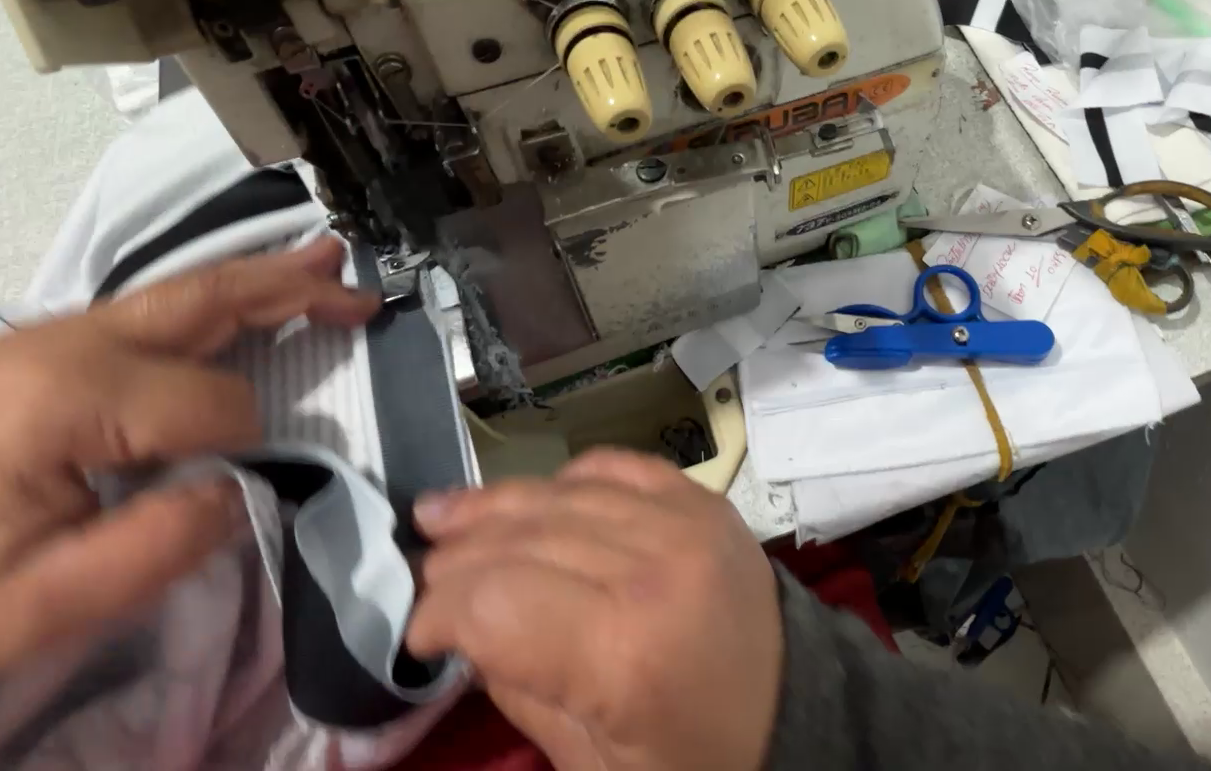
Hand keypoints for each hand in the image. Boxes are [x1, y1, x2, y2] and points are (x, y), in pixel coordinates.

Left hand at [0, 239, 379, 704]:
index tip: (227, 494)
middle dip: (292, 292)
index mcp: (65, 400)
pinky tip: (255, 290)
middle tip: (362, 292)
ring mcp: (51, 339)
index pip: (213, 405)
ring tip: (328, 264)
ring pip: (185, 293)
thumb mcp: (45, 607)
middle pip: (206, 302)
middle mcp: (63, 346)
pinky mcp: (47, 352)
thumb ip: (167, 542)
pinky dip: (222, 296)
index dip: (242, 448)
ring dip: (265, 281)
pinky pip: (156, 309)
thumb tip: (244, 485)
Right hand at [407, 450, 782, 770]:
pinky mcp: (701, 498)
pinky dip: (565, 480)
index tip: (415, 632)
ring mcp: (683, 519)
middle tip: (416, 574)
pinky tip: (532, 496)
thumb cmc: (693, 756)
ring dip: (493, 505)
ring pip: (560, 494)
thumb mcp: (593, 760)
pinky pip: (614, 468)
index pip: (496, 600)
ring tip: (440, 513)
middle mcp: (652, 566)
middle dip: (455, 558)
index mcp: (624, 651)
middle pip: (521, 538)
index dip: (438, 610)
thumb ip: (520, 684)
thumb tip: (467, 625)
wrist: (795, 708)